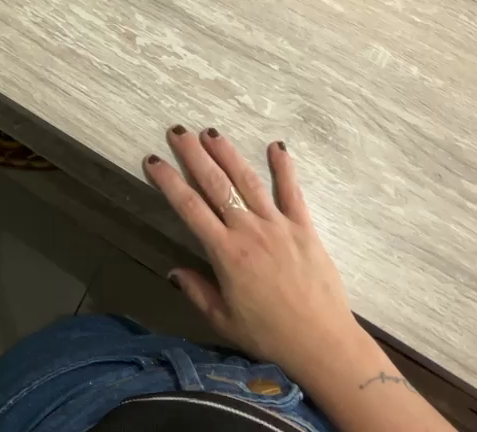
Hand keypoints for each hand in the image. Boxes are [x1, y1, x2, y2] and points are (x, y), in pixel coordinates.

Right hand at [145, 127, 363, 382]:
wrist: (323, 344)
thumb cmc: (270, 336)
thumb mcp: (225, 321)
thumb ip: (197, 292)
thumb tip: (172, 270)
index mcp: (226, 253)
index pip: (190, 207)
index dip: (169, 181)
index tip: (153, 160)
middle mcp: (249, 231)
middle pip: (215, 183)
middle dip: (194, 154)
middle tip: (178, 131)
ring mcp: (278, 225)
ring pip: (248, 180)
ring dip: (228, 153)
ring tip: (211, 132)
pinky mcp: (304, 227)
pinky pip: (291, 192)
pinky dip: (284, 167)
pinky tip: (276, 146)